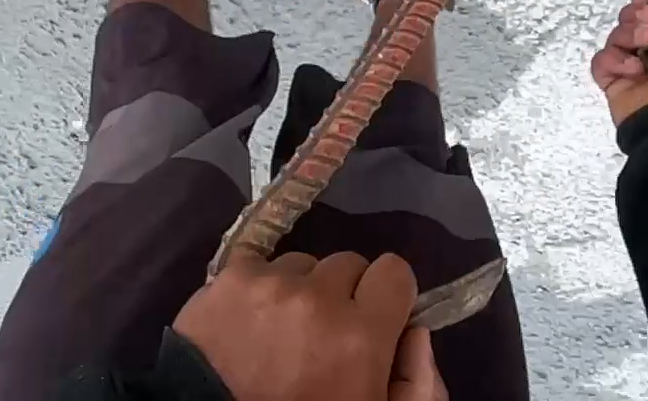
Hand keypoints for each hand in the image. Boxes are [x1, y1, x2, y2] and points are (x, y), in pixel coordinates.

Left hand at [174, 250, 442, 400]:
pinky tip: (250, 323)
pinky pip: (261, 264)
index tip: (377, 316)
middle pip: (348, 264)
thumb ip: (415, 384)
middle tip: (324, 335)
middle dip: (343, 294)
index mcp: (362, 336)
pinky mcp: (231, 274)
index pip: (394, 272)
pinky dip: (262, 287)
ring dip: (301, 290)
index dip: (389, 294)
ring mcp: (271, 280)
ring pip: (303, 264)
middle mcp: (319, 296)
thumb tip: (416, 330)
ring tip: (282, 333)